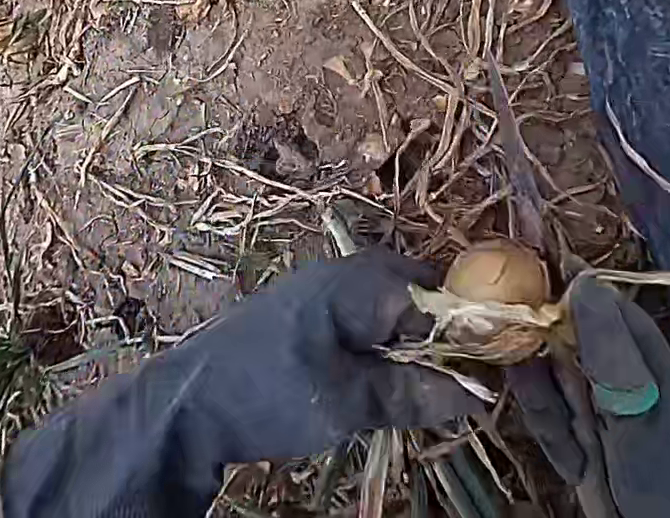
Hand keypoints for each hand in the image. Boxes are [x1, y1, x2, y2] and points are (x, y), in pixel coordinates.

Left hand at [0, 249, 482, 517]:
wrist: (189, 399)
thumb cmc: (271, 392)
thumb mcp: (347, 401)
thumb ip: (414, 392)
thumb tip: (480, 395)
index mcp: (366, 279)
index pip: (439, 298)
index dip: (463, 335)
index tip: (479, 374)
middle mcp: (356, 268)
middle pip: (421, 295)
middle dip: (437, 338)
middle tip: (441, 384)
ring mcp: (335, 281)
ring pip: (397, 304)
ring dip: (411, 341)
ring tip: (410, 385)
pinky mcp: (319, 300)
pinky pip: (371, 310)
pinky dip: (385, 339)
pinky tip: (376, 372)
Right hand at [510, 277, 669, 517]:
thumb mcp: (638, 410)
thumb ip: (609, 349)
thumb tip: (582, 279)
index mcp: (628, 332)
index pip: (575, 291)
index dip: (547, 305)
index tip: (528, 333)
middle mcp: (607, 350)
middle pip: (548, 335)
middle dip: (545, 379)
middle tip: (566, 420)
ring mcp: (592, 386)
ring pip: (540, 374)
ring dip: (548, 415)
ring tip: (579, 455)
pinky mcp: (579, 420)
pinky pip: (544, 411)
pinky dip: (552, 439)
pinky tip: (577, 467)